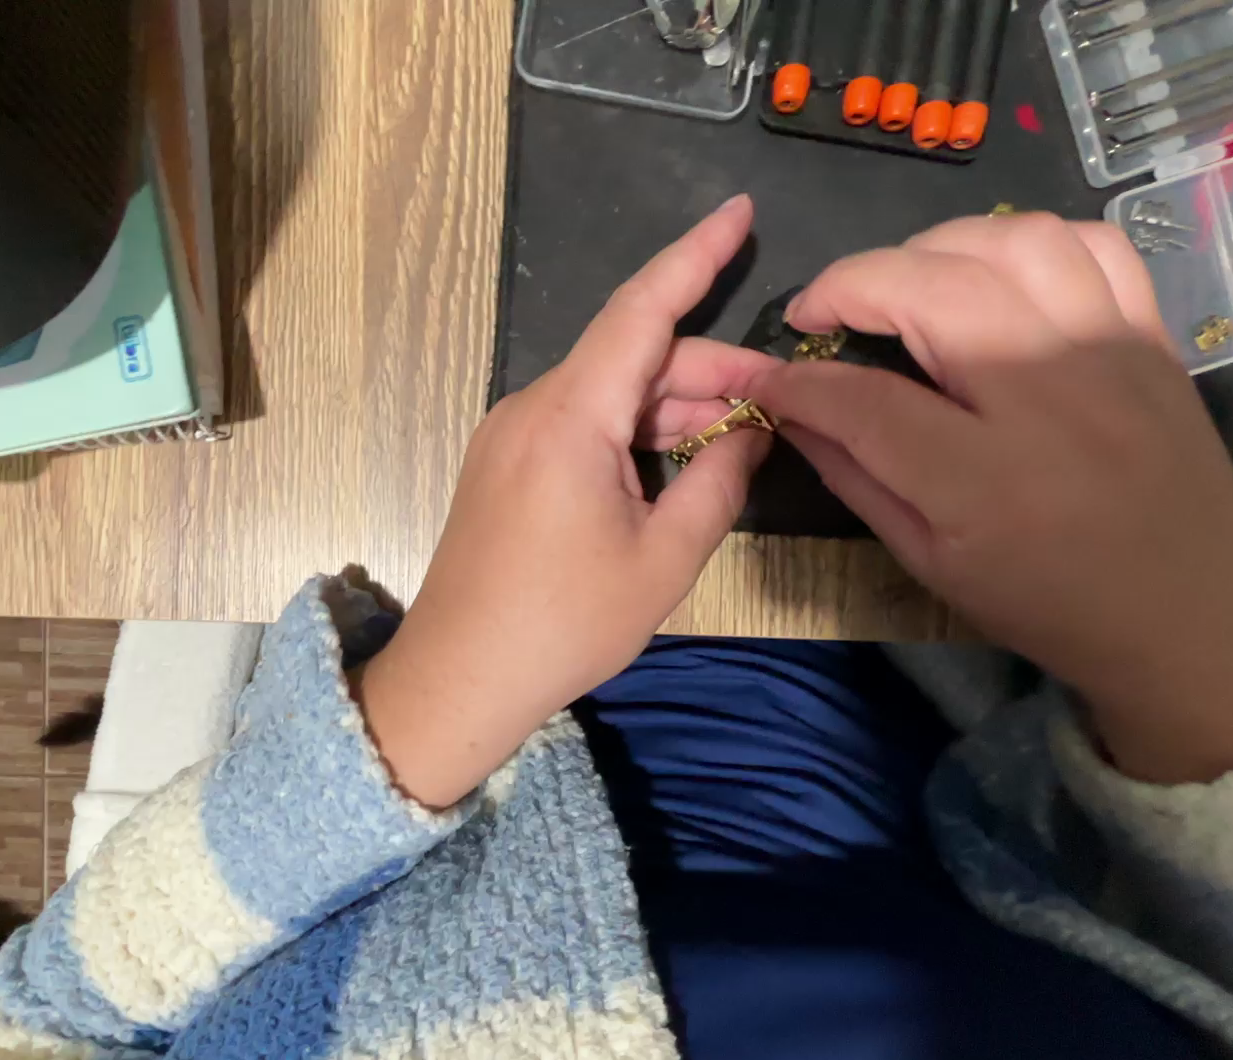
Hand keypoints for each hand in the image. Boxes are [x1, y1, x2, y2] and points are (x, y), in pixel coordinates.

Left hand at [356, 196, 779, 807]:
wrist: (460, 676)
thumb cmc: (564, 623)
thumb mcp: (664, 558)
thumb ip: (718, 483)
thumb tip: (751, 434)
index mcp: (569, 415)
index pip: (640, 310)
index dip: (695, 256)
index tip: (739, 211)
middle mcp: (531, 407)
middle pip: (630, 360)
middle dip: (705, 371)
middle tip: (772, 406)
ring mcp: (509, 436)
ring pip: (605, 396)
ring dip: (669, 409)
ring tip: (733, 440)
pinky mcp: (503, 466)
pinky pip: (578, 427)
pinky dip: (630, 434)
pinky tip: (670, 464)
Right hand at [751, 213, 1232, 783]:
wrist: (1185, 616)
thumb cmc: (1037, 601)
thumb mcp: (922, 557)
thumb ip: (851, 475)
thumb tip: (790, 412)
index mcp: (982, 481)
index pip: (864, 401)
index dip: (798, 383)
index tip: (765, 378)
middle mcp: (1049, 401)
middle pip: (934, 291)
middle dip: (848, 284)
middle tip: (814, 312)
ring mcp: (1111, 356)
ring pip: (1012, 244)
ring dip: (929, 247)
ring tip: (894, 282)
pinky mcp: (1152, 337)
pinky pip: (1090, 245)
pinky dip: (1021, 241)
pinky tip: (983, 273)